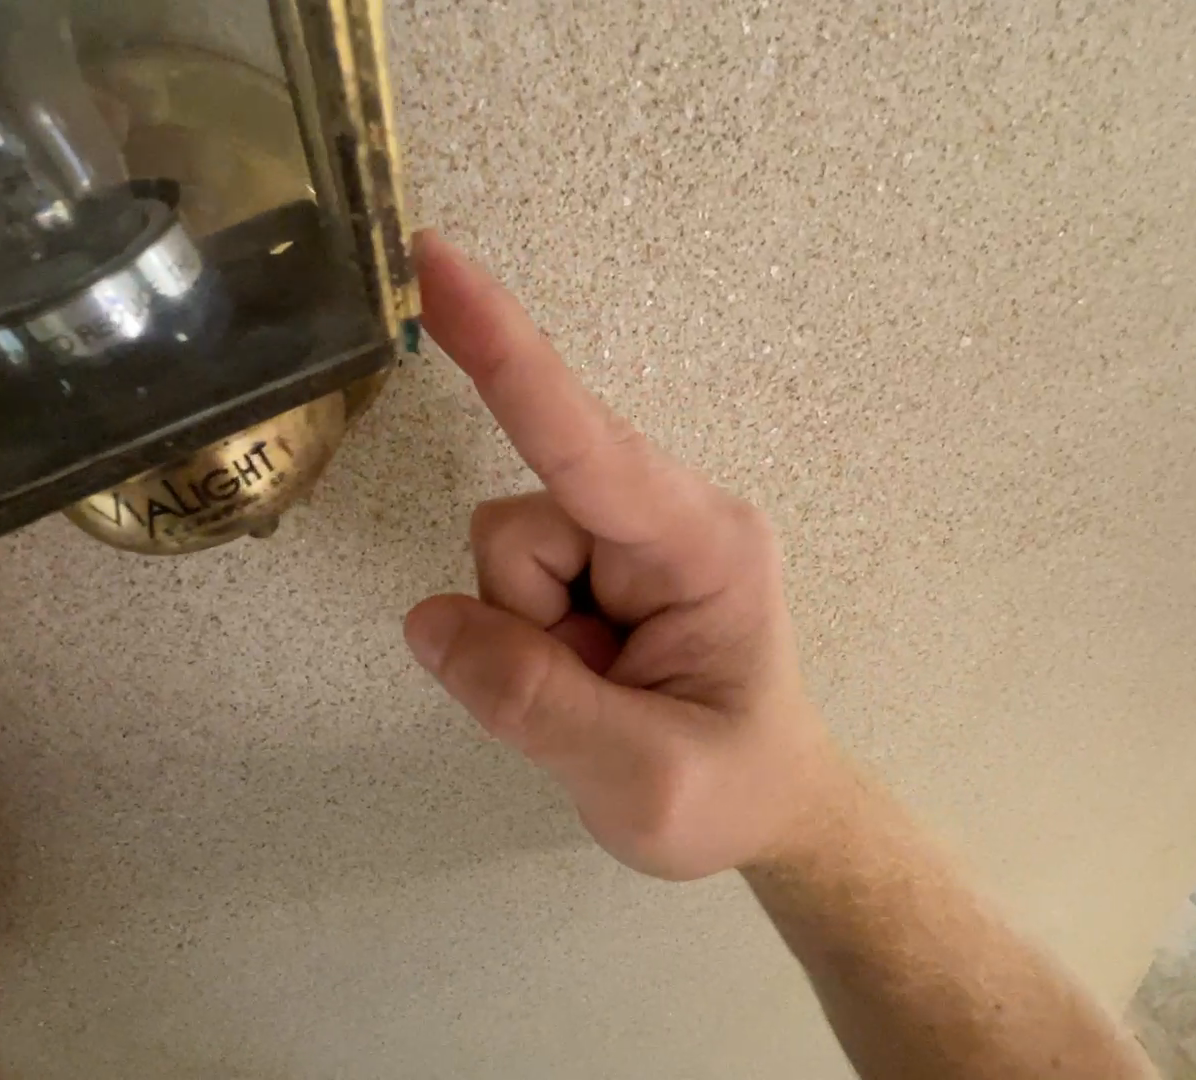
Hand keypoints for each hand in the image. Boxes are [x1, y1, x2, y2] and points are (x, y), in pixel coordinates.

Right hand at [404, 234, 839, 880]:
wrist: (767, 808)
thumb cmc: (733, 794)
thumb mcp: (644, 779)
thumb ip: (531, 700)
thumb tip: (429, 621)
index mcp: (699, 542)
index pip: (581, 437)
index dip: (503, 351)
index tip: (437, 262)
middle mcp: (660, 514)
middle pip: (519, 525)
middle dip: (523, 617)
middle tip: (587, 694)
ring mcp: (623, 536)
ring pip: (502, 556)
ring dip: (522, 634)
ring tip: (591, 691)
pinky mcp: (593, 562)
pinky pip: (505, 582)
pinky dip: (520, 637)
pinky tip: (578, 674)